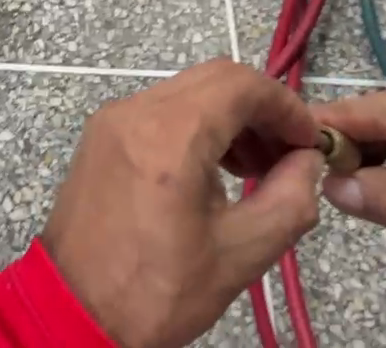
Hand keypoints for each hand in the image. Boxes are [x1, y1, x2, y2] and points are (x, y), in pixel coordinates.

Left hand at [41, 59, 323, 347]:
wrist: (73, 307)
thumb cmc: (158, 289)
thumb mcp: (239, 255)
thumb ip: (288, 200)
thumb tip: (307, 160)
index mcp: (169, 136)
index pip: (240, 84)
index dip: (285, 105)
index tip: (312, 142)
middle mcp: (136, 109)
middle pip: (214, 78)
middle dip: (259, 108)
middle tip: (287, 156)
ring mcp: (113, 116)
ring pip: (187, 90)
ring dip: (228, 115)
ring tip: (255, 170)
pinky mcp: (102, 130)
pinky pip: (160, 108)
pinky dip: (195, 124)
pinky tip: (212, 168)